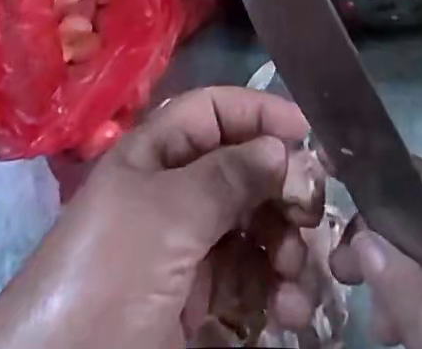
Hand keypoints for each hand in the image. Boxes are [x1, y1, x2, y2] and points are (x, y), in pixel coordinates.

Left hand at [0, 87, 327, 348]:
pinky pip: (250, 282)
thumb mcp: (167, 216)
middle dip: (283, 188)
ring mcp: (186, 252)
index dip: (258, 113)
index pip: (213, 111)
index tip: (306, 133)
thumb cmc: (109, 280)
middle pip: (244, 170)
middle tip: (312, 213)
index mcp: (155, 158)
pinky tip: (292, 310)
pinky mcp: (197, 305)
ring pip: (255, 228)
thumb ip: (230, 175)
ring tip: (299, 274)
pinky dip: (277, 292)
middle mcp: (172, 196)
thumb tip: (281, 148)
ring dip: (287, 246)